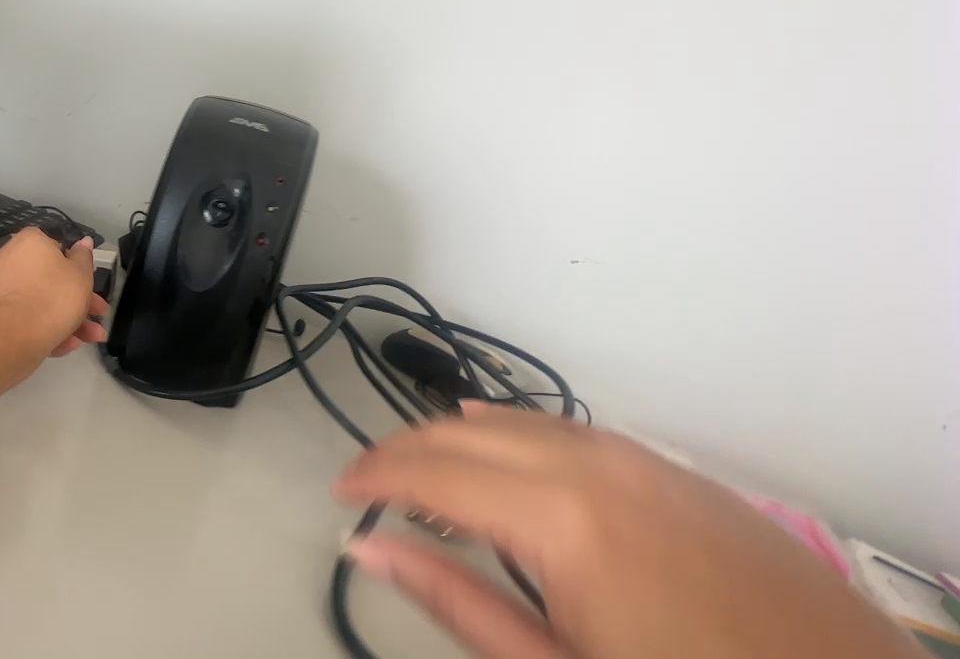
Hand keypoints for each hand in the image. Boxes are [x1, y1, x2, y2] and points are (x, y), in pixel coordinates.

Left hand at [0, 228, 107, 357]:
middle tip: (98, 313)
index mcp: (29, 242)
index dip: (77, 267)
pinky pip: (29, 317)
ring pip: (42, 300)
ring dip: (69, 318)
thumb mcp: (81, 273)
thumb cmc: (55, 294)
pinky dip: (48, 327)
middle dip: (79, 299)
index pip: (57, 247)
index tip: (89, 283)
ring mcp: (3, 288)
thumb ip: (84, 257)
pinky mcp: (0, 313)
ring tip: (90, 337)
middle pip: (52, 279)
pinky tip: (68, 344)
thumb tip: (84, 241)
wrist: (18, 333)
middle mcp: (12, 260)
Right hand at [333, 403, 919, 658]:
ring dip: (455, 437)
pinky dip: (516, 432)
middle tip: (368, 483)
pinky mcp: (682, 474)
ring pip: (514, 420)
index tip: (339, 492)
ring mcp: (644, 462)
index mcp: (558, 517)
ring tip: (420, 467)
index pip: (430, 472)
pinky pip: (571, 430)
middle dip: (404, 450)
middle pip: (463, 433)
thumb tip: (364, 547)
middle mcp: (592, 465)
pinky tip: (501, 443)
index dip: (374, 475)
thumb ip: (454, 601)